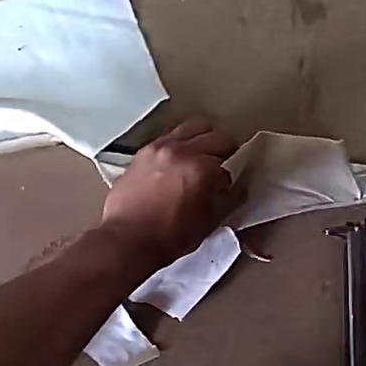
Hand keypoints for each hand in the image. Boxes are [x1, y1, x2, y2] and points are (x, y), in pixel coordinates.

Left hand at [98, 121, 244, 269]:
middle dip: (225, 153)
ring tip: (202, 158)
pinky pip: (171, 134)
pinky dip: (182, 142)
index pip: (230, 164)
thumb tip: (237, 188)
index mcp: (200, 169)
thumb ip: (229, 200)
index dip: (231, 178)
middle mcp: (181, 150)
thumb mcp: (208, 223)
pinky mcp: (145, 151)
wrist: (128, 238)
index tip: (227, 188)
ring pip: (194, 127)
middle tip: (222, 170)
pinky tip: (180, 160)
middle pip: (216, 137)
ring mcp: (160, 147)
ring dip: (204, 139)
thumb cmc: (170, 236)